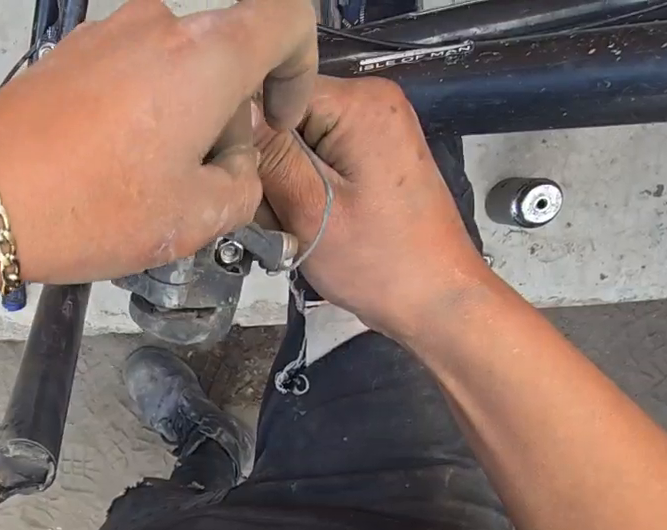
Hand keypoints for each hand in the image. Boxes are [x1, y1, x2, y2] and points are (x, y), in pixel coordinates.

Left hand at [0, 0, 317, 284]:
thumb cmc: (84, 208)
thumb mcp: (191, 220)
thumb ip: (241, 188)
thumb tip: (236, 170)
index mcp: (206, 56)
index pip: (286, 20)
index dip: (298, 69)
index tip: (280, 117)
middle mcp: (158, 27)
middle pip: (222, 60)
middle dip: (225, 124)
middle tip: (198, 191)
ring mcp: (106, 37)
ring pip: (171, 75)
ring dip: (176, 128)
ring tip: (142, 193)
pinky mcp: (68, 59)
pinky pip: (125, 81)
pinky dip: (134, 122)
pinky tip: (106, 176)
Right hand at [256, 76, 498, 341]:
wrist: (433, 299)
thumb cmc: (377, 261)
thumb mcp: (310, 210)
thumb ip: (270, 157)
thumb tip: (234, 112)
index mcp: (359, 103)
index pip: (272, 94)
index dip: (246, 137)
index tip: (243, 185)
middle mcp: (369, 103)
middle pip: (283, 120)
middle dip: (264, 170)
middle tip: (271, 222)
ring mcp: (373, 131)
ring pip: (295, 147)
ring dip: (280, 191)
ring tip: (290, 230)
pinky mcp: (371, 159)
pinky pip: (316, 164)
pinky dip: (301, 196)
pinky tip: (304, 227)